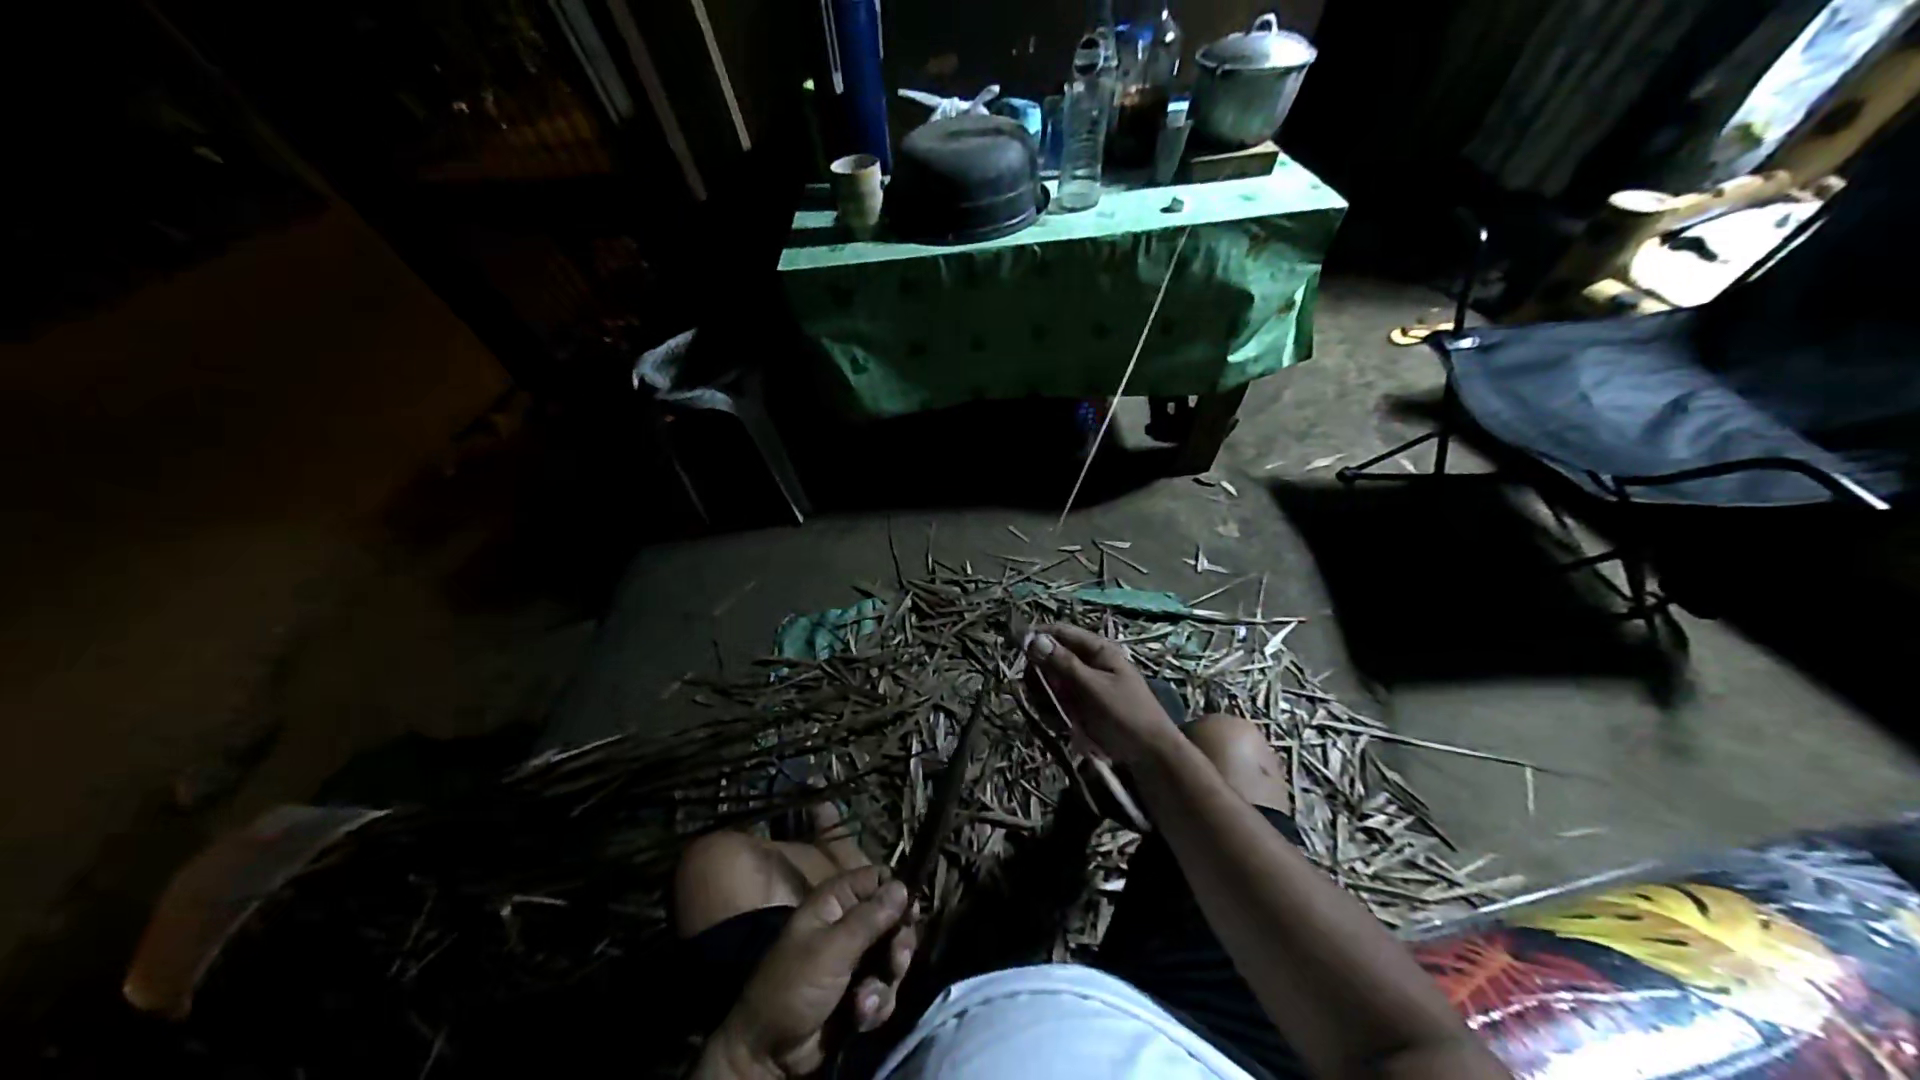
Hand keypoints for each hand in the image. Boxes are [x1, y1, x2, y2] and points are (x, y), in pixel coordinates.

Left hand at [699, 867, 915, 1078]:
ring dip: (885, 983)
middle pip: (895, 919)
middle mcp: (849, 923)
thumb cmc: (794, 986)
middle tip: (894, 962)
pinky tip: (860, 1018)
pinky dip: (877, 1005)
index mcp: (836, 901)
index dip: (899, 893)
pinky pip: (886, 988)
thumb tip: (903, 886)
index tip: (912, 913)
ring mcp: (857, 958)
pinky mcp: (862, 991)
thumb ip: (870, 918)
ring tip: (864, 1002)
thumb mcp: (832, 949)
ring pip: (894, 957)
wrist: (770, 1052)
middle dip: (898, 946)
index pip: (878, 879)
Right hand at [1026, 624, 1180, 764]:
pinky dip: (1053, 712)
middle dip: (1040, 674)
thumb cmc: (1127, 713)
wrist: (1149, 754)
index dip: (1038, 636)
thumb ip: (1064, 664)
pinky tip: (1062, 725)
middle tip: (1039, 691)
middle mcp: (1087, 664)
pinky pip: (1055, 703)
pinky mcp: (1079, 707)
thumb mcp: (1094, 687)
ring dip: (1045, 697)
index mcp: (1097, 650)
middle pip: (1050, 658)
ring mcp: (1082, 686)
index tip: (1017, 646)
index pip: (1060, 633)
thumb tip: (1034, 639)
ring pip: (1049, 682)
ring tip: (1055, 714)